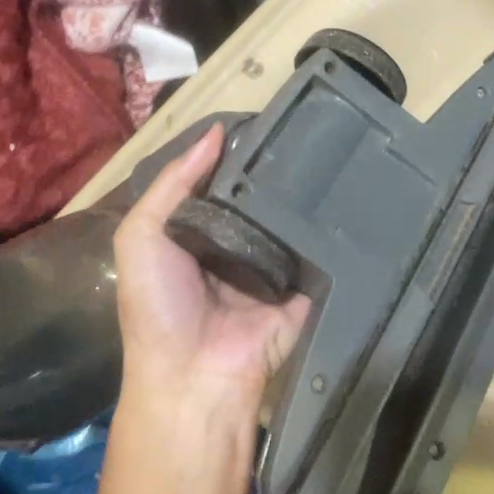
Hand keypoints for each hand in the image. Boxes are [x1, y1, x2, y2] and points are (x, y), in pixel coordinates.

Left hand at [112, 124, 310, 398]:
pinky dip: (333, 230)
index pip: (224, 182)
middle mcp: (240, 245)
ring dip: (309, 195)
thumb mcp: (141, 236)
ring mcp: (276, 265)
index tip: (267, 118)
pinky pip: (322, 252)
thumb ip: (173, 183)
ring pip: (296, 220)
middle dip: (280, 170)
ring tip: (335, 152)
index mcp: (201, 233)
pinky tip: (351, 194)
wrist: (195, 375)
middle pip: (264, 198)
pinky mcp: (307, 285)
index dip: (239, 153)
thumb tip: (215, 131)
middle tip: (309, 131)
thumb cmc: (158, 305)